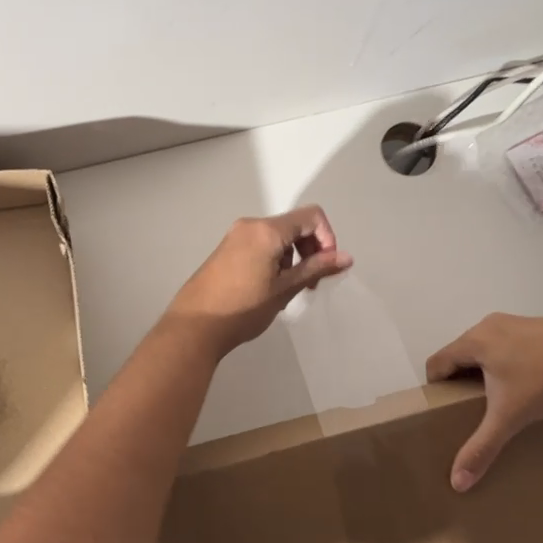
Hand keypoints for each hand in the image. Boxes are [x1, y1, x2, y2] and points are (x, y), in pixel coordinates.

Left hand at [162, 206, 353, 357]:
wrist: (195, 326)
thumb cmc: (243, 308)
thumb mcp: (284, 289)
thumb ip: (316, 269)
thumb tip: (346, 257)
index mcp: (266, 230)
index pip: (311, 216)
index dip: (327, 238)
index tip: (325, 267)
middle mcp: (250, 225)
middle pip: (294, 225)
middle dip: (310, 249)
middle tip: (310, 283)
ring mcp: (235, 236)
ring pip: (278, 237)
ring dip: (292, 257)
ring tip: (287, 290)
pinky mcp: (226, 249)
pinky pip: (261, 244)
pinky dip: (275, 259)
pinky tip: (268, 288)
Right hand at [425, 315, 542, 491]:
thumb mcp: (511, 417)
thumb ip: (482, 448)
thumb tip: (457, 482)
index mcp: (475, 341)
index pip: (438, 362)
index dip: (435, 387)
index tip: (444, 409)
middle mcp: (491, 325)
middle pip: (460, 353)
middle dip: (460, 380)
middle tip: (470, 408)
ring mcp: (518, 322)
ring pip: (486, 347)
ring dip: (486, 370)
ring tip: (500, 397)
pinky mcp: (541, 325)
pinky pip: (510, 344)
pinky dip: (509, 362)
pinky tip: (529, 382)